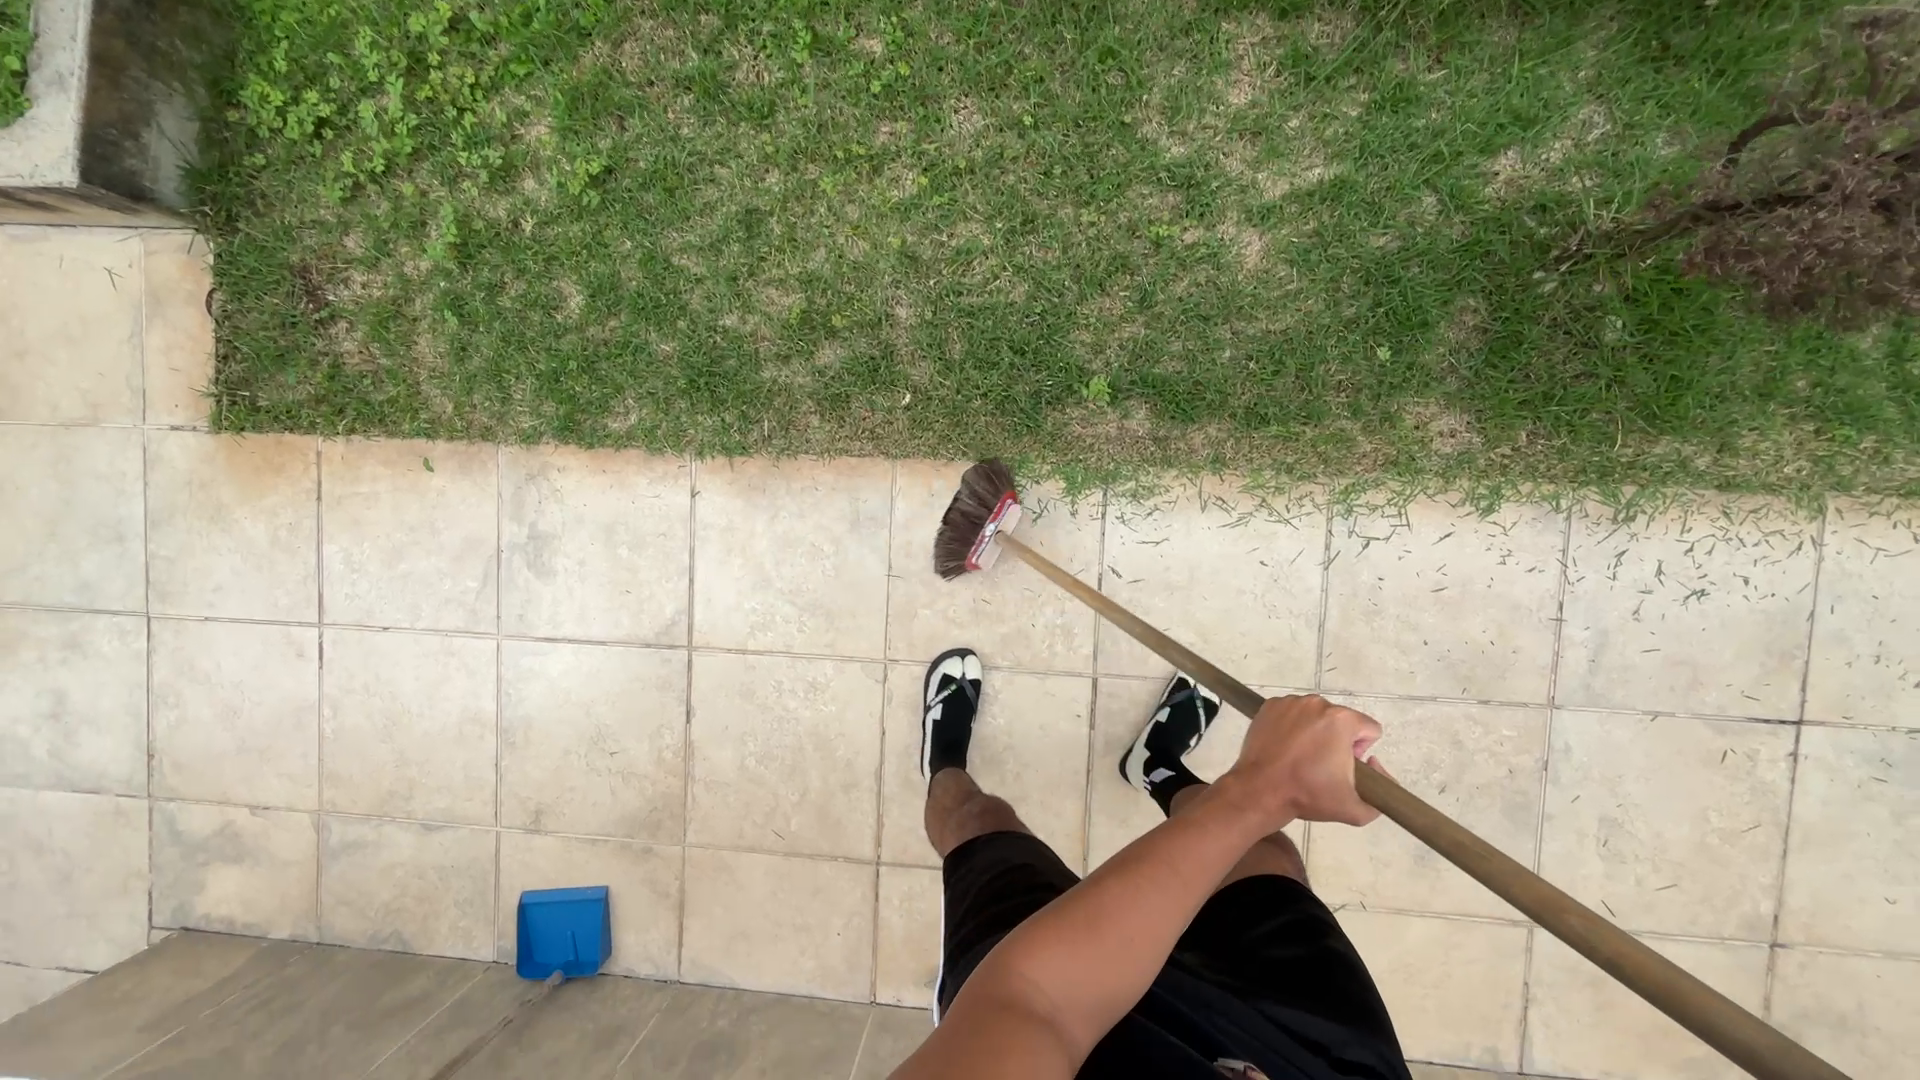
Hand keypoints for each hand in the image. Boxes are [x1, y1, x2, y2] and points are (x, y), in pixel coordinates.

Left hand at [1218, 694, 1383, 828]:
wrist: (1260, 790)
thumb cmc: (1308, 795)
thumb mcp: (1358, 807)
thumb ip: (1384, 788)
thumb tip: (1375, 764)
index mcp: (1342, 720)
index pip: (1370, 728)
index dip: (1362, 750)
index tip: (1344, 765)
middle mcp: (1316, 703)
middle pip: (1341, 720)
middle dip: (1338, 739)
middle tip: (1320, 763)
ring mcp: (1289, 702)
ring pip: (1315, 715)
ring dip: (1315, 731)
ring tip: (1300, 756)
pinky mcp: (1269, 706)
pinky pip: (1292, 713)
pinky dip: (1292, 726)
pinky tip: (1285, 747)